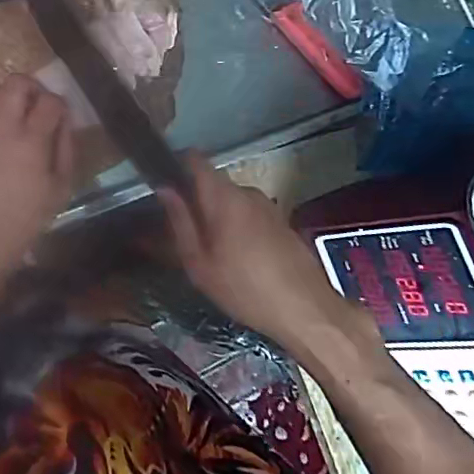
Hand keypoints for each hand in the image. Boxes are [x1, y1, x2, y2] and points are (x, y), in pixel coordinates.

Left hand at [0, 75, 75, 273]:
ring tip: (13, 118)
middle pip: (16, 82)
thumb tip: (63, 123)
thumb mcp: (60, 187)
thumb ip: (65, 148)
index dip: (59, 104)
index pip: (50, 100)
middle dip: (31, 87)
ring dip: (7, 98)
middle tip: (36, 105)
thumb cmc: (26, 217)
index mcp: (30, 139)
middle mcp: (0, 126)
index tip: (60, 116)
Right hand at [158, 154, 371, 352]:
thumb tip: (165, 189)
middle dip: (195, 198)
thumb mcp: (198, 261)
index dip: (177, 163)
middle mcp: (248, 193)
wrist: (309, 313)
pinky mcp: (283, 223)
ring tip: (209, 247)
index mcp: (224, 197)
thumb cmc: (244, 288)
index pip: (196, 160)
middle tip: (182, 228)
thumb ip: (180, 221)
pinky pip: (249, 213)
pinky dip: (237, 225)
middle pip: (213, 183)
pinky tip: (237, 256)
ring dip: (217, 214)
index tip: (164, 182)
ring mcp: (269, 207)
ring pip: (232, 200)